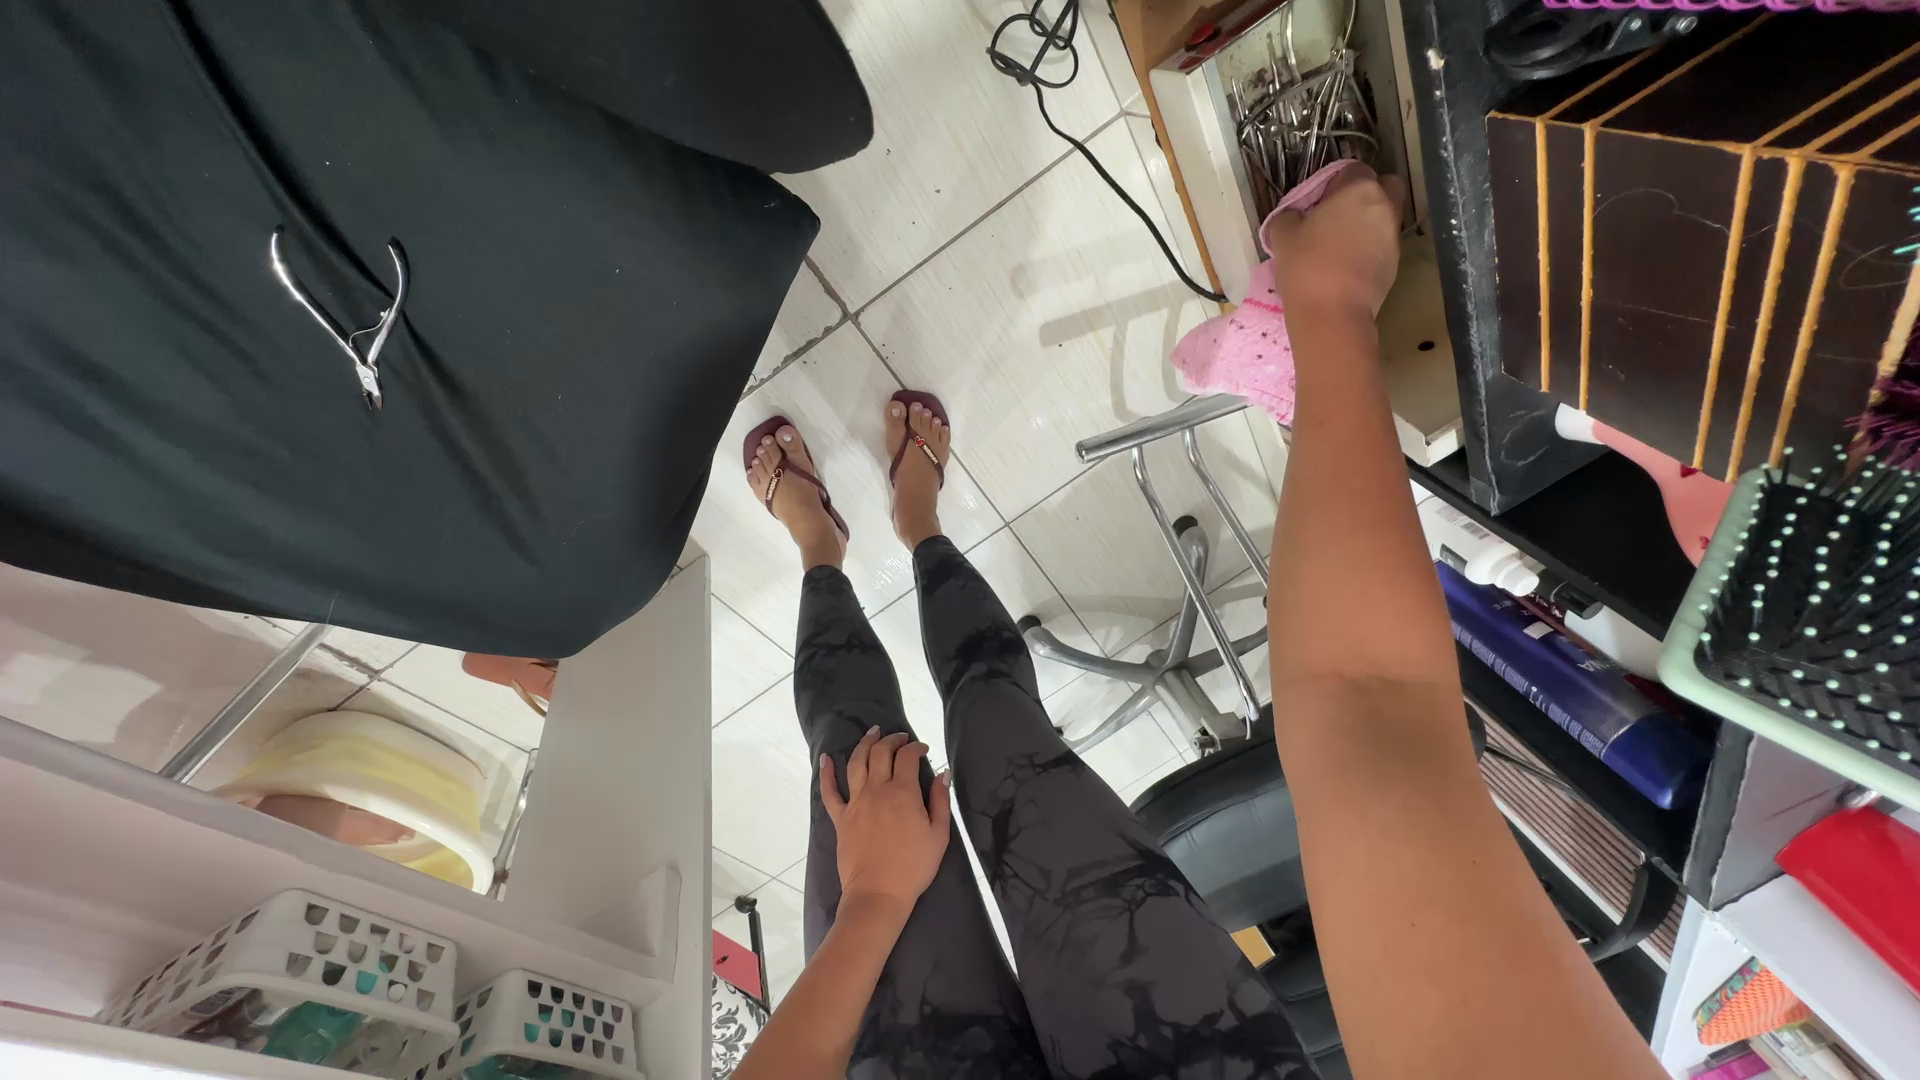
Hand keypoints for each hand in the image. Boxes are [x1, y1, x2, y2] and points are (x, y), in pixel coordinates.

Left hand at [820, 728, 951, 914]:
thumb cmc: (914, 867)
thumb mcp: (939, 835)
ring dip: (865, 744)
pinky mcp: (841, 818)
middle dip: (892, 740)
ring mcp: (856, 803)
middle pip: (881, 753)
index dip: (916, 748)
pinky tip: (825, 759)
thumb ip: (941, 801)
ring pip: (857, 763)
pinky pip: (829, 792)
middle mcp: (877, 790)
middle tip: (900, 737)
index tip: (923, 750)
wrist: (879, 893)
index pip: (908, 757)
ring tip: (872, 733)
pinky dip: (826, 773)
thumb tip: (943, 773)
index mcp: (903, 793)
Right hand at [1262, 165, 1405, 319]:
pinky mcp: (1395, 263)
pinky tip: (1345, 269)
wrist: (1332, 313)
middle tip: (1336, 217)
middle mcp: (1384, 206)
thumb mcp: (1282, 238)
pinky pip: (1381, 246)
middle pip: (1381, 187)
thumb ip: (1287, 218)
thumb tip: (1291, 217)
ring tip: (1338, 248)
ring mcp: (1393, 236)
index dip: (1333, 182)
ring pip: (1383, 218)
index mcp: (1358, 189)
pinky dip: (1368, 250)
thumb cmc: (1306, 266)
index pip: (1351, 169)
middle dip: (1364, 195)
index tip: (1316, 202)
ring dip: (1366, 224)